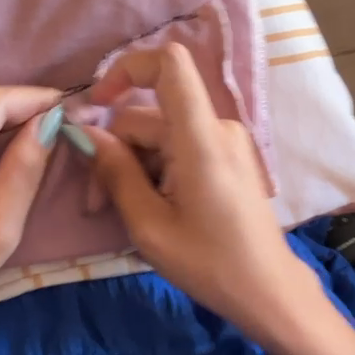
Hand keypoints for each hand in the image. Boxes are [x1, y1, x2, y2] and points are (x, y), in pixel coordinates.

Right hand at [84, 44, 322, 337]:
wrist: (268, 291)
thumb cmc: (210, 264)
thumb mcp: (149, 225)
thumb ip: (115, 173)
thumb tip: (86, 134)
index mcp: (201, 139)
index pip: (169, 64)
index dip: (126, 69)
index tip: (96, 104)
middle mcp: (217, 128)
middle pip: (149, 115)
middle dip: (115, 151)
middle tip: (94, 203)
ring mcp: (226, 142)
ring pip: (160, 135)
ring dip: (132, 167)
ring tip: (116, 214)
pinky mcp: (228, 159)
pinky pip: (179, 148)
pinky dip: (154, 171)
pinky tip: (146, 208)